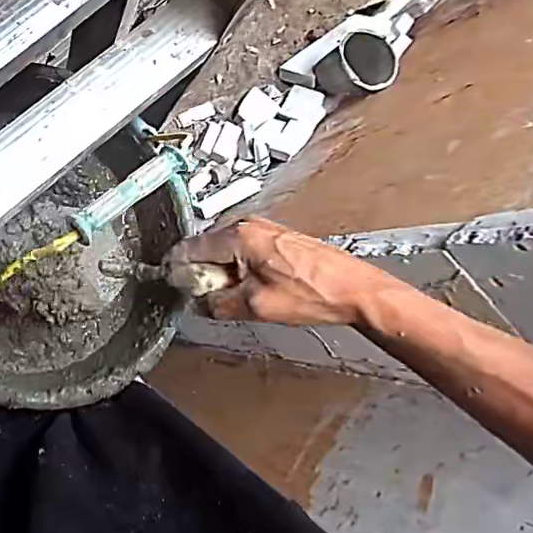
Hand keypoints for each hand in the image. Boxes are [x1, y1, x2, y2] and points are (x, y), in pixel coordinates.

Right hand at [167, 216, 399, 326]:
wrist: (359, 292)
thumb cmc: (316, 293)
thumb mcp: (255, 306)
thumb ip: (216, 304)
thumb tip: (199, 303)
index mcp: (237, 236)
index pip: (188, 248)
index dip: (176, 269)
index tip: (173, 285)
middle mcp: (248, 225)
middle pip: (205, 248)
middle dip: (201, 273)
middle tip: (207, 298)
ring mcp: (264, 229)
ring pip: (225, 251)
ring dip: (222, 273)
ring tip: (237, 297)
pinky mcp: (277, 239)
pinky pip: (243, 252)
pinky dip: (240, 270)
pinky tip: (254, 289)